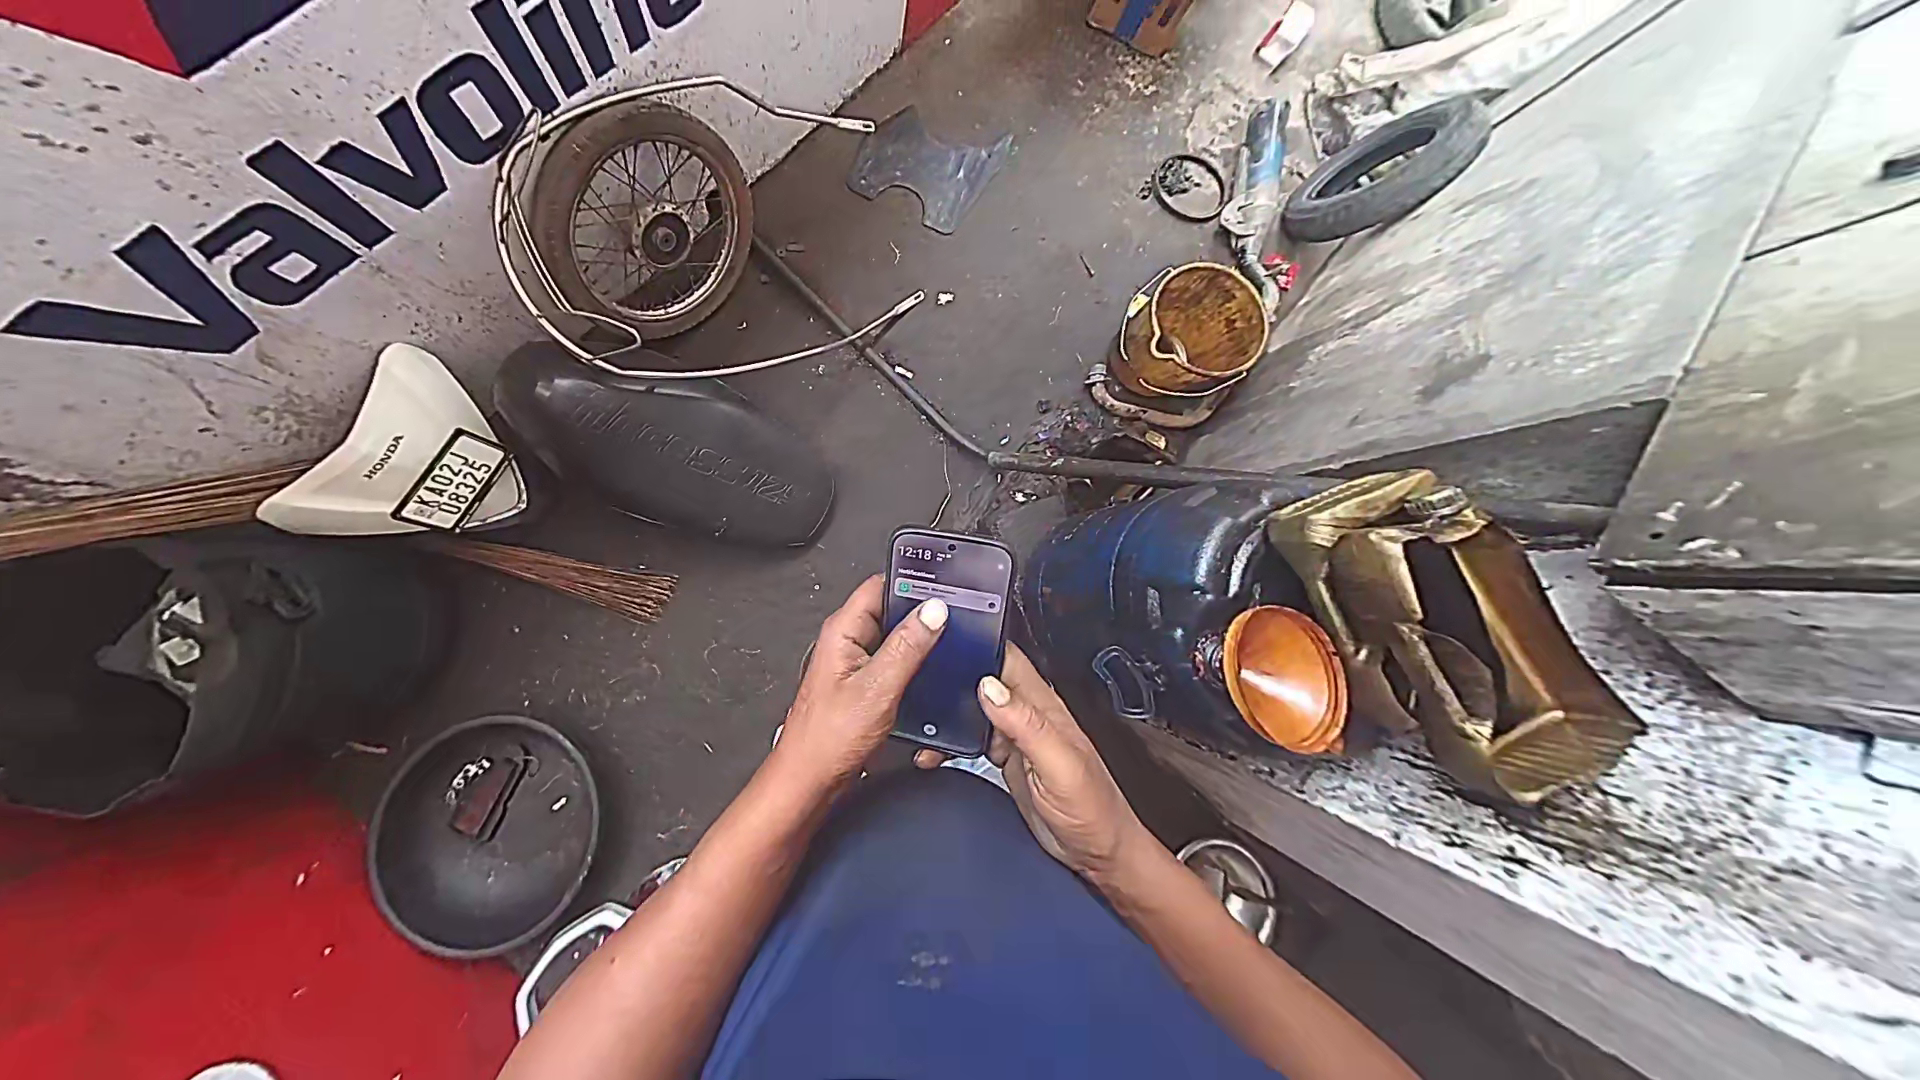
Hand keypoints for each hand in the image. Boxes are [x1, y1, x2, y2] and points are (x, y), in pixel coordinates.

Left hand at [773, 576, 947, 790]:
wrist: (810, 781)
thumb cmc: (826, 740)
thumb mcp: (876, 688)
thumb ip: (907, 647)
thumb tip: (933, 611)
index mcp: (842, 631)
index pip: (880, 585)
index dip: (912, 580)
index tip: (943, 587)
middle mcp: (848, 642)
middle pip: (893, 610)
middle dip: (922, 614)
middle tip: (952, 620)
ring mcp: (858, 664)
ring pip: (898, 638)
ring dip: (920, 643)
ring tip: (944, 648)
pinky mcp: (867, 685)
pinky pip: (897, 663)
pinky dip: (915, 665)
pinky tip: (929, 675)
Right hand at [929, 644, 1152, 880]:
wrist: (1098, 853)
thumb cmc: (1093, 811)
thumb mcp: (1060, 765)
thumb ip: (1026, 724)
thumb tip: (989, 687)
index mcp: (1043, 706)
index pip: (1007, 658)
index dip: (978, 643)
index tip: (943, 641)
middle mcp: (1028, 714)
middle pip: (985, 678)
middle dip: (953, 675)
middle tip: (919, 682)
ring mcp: (1016, 736)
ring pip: (975, 707)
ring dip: (949, 710)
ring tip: (922, 720)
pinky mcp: (1007, 758)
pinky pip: (973, 737)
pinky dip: (951, 741)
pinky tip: (937, 751)